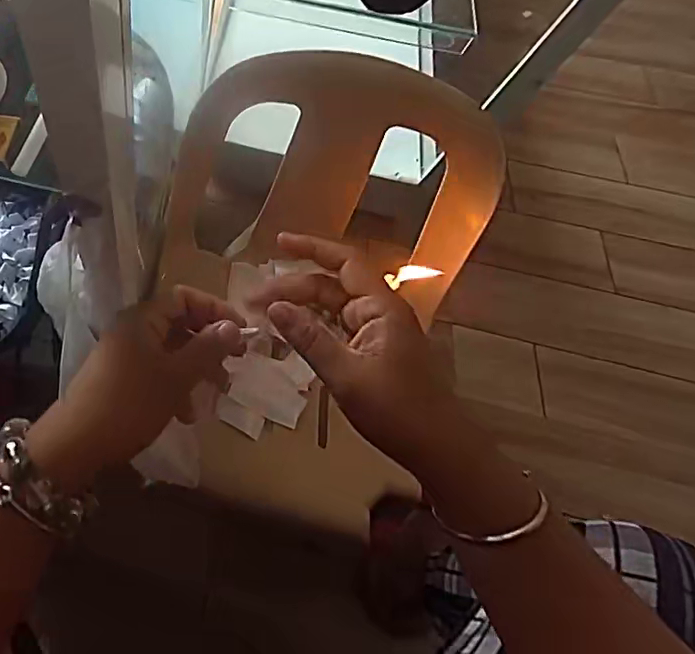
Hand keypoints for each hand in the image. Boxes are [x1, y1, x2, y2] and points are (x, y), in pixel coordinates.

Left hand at [28, 285, 246, 488]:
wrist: (76, 443)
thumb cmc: (130, 403)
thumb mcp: (175, 377)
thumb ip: (206, 348)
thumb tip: (233, 326)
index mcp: (143, 318)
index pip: (184, 297)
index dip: (216, 310)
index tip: (243, 332)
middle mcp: (133, 329)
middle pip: (180, 324)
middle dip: (210, 343)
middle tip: (236, 364)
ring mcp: (125, 354)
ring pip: (172, 351)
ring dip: (197, 369)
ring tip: (217, 392)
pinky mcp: (122, 378)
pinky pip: (158, 372)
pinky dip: (177, 386)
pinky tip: (186, 413)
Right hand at [263, 233, 454, 474]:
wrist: (440, 452)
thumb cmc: (398, 412)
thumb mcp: (346, 376)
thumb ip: (309, 338)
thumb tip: (274, 308)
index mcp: (380, 308)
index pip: (344, 262)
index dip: (311, 247)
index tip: (279, 243)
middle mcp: (378, 312)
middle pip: (329, 285)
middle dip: (292, 287)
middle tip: (254, 299)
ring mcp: (375, 331)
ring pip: (330, 306)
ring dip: (298, 306)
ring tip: (263, 312)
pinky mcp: (371, 351)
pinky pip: (335, 327)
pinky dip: (310, 326)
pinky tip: (287, 332)